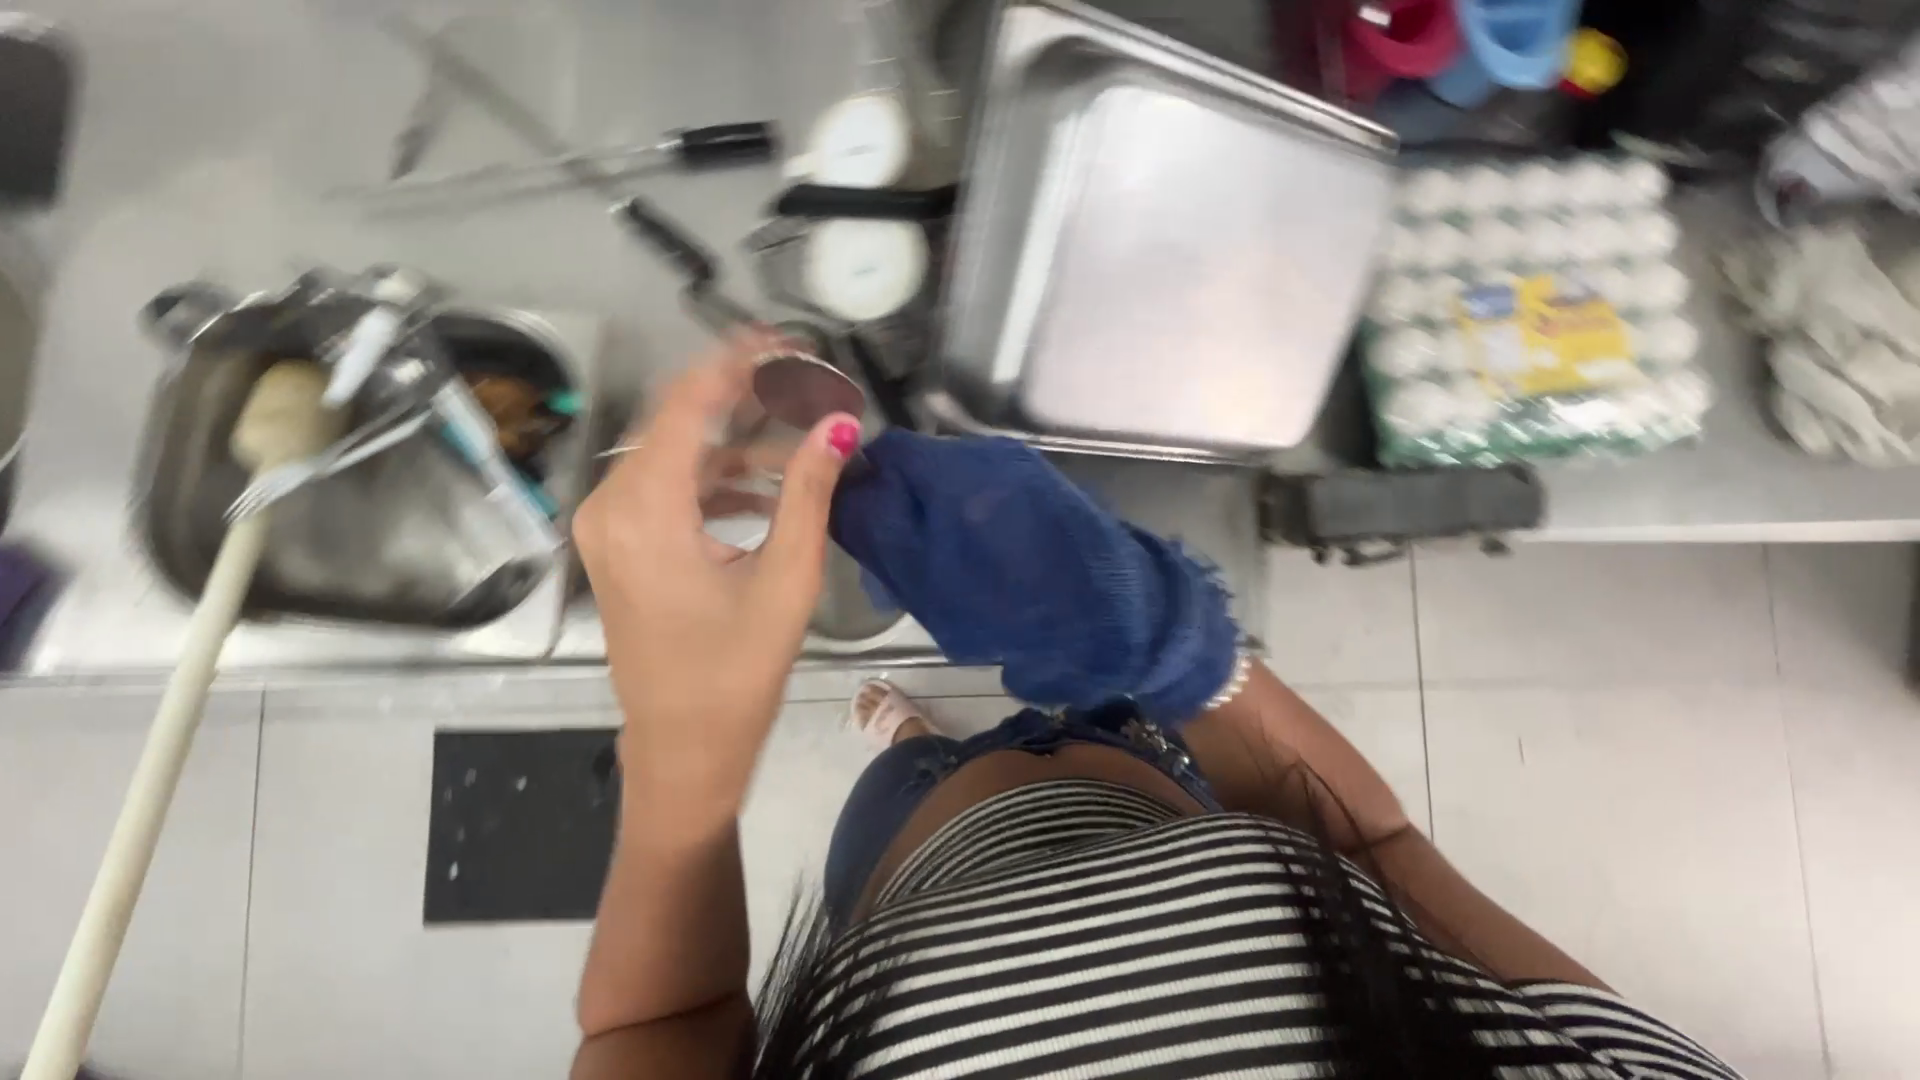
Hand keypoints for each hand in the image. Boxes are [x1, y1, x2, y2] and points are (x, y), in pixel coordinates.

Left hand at [574, 332, 860, 821]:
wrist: (683, 748)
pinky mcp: (621, 546)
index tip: (785, 339)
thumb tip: (840, 425)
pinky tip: (768, 489)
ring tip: (801, 438)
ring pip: (676, 456)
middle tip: (806, 381)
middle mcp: (611, 505)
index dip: (737, 362)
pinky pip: (669, 490)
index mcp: (643, 508)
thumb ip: (809, 491)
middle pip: (679, 423)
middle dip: (744, 398)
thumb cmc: (735, 673)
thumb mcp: (785, 577)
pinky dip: (717, 480)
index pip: (687, 403)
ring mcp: (609, 527)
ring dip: (737, 444)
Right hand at [830, 431, 1237, 723]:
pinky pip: (985, 491)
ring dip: (933, 512)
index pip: (889, 453)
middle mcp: (988, 457)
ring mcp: (1020, 469)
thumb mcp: (933, 585)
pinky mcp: (1043, 486)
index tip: (858, 524)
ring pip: (951, 480)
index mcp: (958, 476)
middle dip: (898, 502)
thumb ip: (884, 537)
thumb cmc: (1017, 610)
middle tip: (893, 555)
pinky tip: (977, 557)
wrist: (1118, 617)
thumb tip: (851, 502)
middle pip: (919, 464)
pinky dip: (967, 517)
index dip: (864, 485)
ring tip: (937, 563)